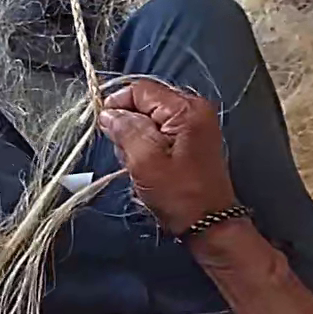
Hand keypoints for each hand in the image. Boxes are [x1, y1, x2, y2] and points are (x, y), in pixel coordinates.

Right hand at [96, 79, 237, 235]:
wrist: (208, 223)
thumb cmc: (178, 193)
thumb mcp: (145, 160)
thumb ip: (125, 129)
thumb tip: (108, 113)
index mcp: (186, 109)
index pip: (140, 90)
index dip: (116, 104)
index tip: (104, 128)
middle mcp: (193, 109)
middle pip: (143, 102)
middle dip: (126, 124)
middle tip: (125, 151)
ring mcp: (193, 124)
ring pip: (146, 118)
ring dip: (133, 138)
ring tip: (136, 162)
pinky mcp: (189, 139)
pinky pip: (155, 131)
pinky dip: (143, 145)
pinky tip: (144, 164)